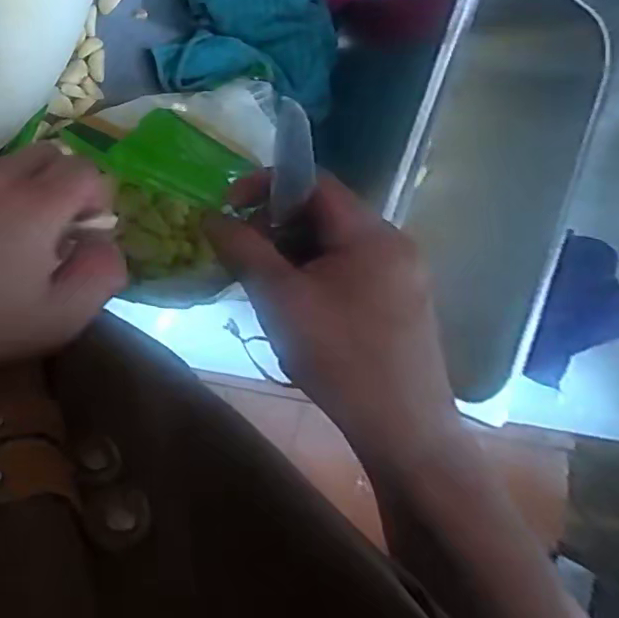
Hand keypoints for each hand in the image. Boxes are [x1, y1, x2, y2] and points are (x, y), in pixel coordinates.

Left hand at [0, 143, 128, 376]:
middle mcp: (4, 178)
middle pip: (56, 153)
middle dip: (71, 183)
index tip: (86, 234)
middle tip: (63, 228)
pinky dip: (11, 186)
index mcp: (36, 204)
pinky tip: (0, 229)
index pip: (87, 170)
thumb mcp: (63, 314)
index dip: (98, 199)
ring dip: (41, 182)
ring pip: (25, 157)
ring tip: (30, 229)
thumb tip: (106, 240)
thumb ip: (102, 271)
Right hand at [203, 173, 460, 464]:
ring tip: (260, 283)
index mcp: (371, 234)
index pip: (312, 182)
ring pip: (326, 243)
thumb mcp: (278, 297)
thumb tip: (211, 216)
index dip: (264, 185)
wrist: (407, 435)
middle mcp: (391, 245)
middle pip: (318, 212)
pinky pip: (341, 267)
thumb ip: (241, 248)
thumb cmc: (341, 358)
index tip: (229, 207)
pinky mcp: (394, 302)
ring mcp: (397, 275)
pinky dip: (307, 273)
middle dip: (271, 224)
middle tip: (239, 252)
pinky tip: (289, 305)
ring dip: (286, 252)